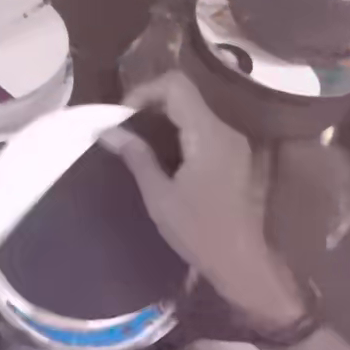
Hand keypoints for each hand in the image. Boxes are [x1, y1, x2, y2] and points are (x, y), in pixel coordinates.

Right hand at [100, 71, 307, 331]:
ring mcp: (234, 143)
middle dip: (151, 104)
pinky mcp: (235, 156)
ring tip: (137, 142)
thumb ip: (136, 156)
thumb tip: (107, 131)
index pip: (176, 86)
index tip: (123, 117)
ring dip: (164, 119)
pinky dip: (178, 132)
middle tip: (124, 130)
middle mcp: (226, 130)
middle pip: (185, 95)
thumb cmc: (198, 232)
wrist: (242, 263)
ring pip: (194, 111)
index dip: (144, 91)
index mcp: (208, 135)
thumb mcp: (159, 195)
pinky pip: (203, 129)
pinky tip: (162, 156)